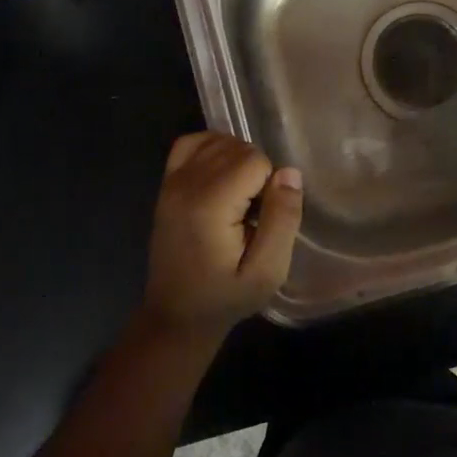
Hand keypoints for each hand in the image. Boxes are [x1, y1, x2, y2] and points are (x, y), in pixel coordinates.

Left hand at [143, 132, 303, 339]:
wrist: (177, 315)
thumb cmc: (225, 297)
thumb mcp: (268, 271)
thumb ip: (282, 220)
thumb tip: (290, 173)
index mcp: (210, 204)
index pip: (255, 160)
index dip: (270, 186)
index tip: (263, 219)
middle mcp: (186, 183)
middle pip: (237, 147)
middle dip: (256, 174)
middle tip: (254, 214)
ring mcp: (172, 182)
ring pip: (218, 141)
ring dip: (237, 162)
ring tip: (240, 200)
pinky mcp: (166, 185)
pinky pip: (191, 143)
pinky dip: (212, 148)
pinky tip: (223, 174)